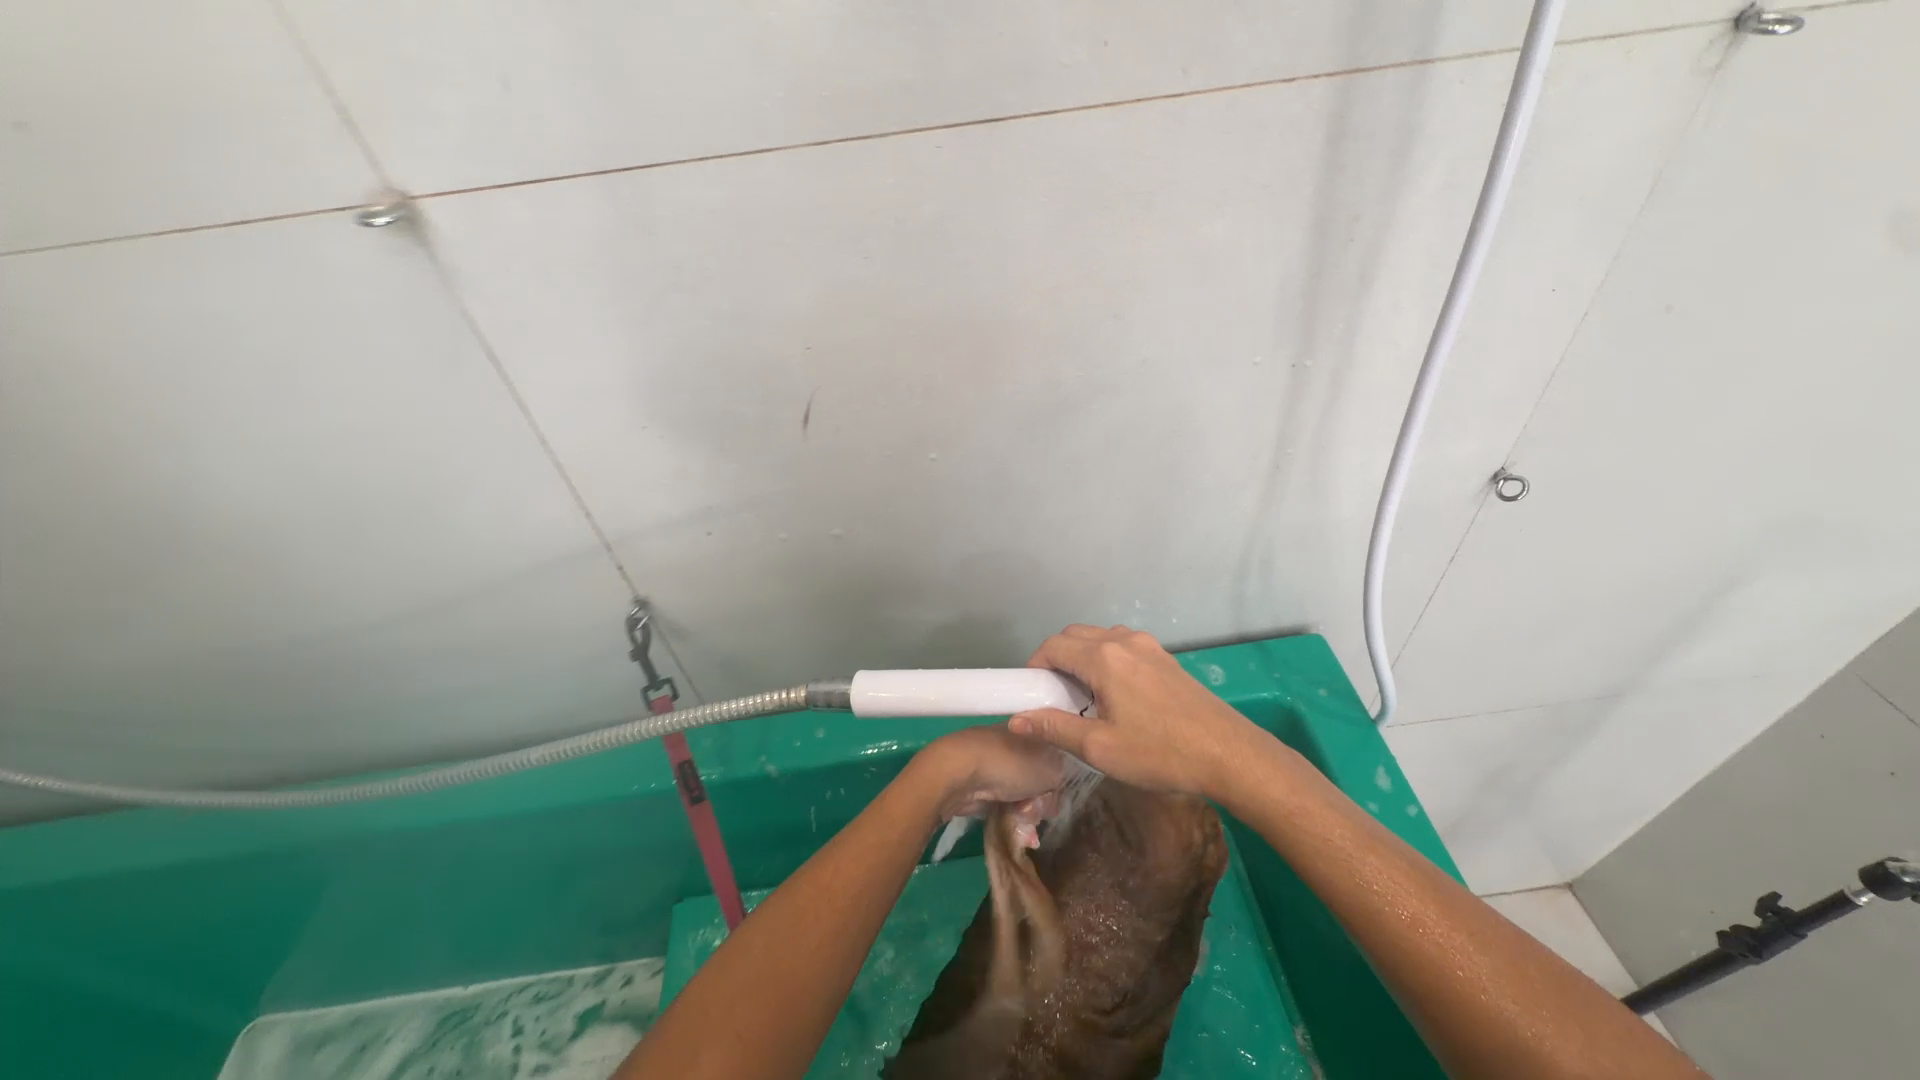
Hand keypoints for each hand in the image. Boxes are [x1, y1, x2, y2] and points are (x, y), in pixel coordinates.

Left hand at [912, 725, 1068, 825]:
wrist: (958, 773)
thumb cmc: (1010, 764)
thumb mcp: (1052, 767)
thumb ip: (1060, 776)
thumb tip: (1050, 786)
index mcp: (1026, 731)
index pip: (1052, 757)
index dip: (1057, 779)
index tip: (1055, 792)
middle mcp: (1008, 745)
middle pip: (1037, 779)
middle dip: (1040, 798)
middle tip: (1035, 806)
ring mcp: (990, 765)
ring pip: (1020, 794)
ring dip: (1025, 810)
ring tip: (1019, 817)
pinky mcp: (974, 786)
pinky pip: (1001, 804)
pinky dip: (1007, 816)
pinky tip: (1010, 824)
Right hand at [1008, 625, 1277, 798]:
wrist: (1229, 755)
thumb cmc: (1160, 753)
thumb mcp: (1099, 747)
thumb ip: (1054, 728)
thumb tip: (1016, 720)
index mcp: (1105, 658)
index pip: (1053, 646)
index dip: (1034, 667)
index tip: (1031, 695)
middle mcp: (1125, 642)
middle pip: (1075, 636)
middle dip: (1055, 660)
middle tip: (1053, 698)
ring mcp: (1150, 648)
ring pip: (1101, 639)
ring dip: (1082, 658)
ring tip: (1082, 698)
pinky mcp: (1166, 660)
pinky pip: (1124, 648)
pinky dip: (1106, 662)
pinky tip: (1114, 697)